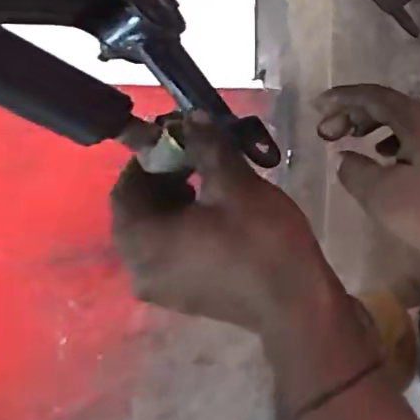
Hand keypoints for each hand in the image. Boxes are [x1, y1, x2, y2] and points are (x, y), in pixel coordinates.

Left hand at [111, 114, 343, 335]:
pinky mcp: (185, 295)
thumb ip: (209, 148)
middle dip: (169, 177)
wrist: (294, 301)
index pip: (125, 189)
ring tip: (220, 181)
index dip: (150, 157)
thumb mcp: (237, 185)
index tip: (183, 137)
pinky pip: (174, 250)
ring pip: (159, 232)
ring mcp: (162, 286)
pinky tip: (225, 215)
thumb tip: (192, 118)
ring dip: (181, 201)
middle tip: (205, 156)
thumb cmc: (261, 239)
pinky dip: (190, 226)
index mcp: (141, 239)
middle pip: (140, 211)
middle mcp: (138, 267)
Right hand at [315, 85, 419, 274]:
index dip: (343, 99)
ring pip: (402, 121)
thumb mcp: (384, 196)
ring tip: (348, 141)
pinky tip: (379, 157)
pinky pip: (414, 136)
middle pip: (389, 105)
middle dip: (354, 114)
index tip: (316, 107)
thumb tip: (344, 156)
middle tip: (326, 133)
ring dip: (373, 127)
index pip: (375, 97)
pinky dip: (391, 141)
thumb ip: (355, 171)